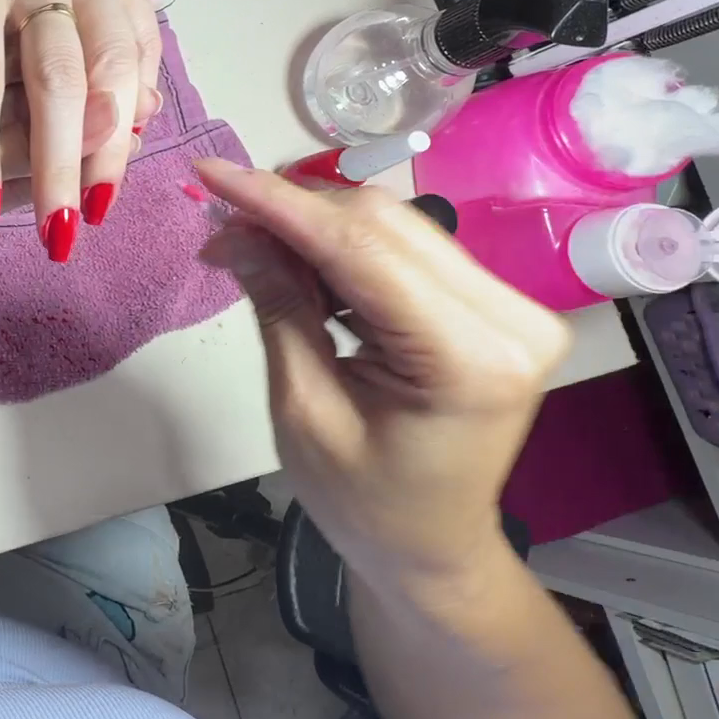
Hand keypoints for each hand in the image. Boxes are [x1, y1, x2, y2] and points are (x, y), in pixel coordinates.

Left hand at [0, 58, 154, 354]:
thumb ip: (23, 140)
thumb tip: (112, 116)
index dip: (57, 66)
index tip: (116, 68)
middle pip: (21, 102)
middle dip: (74, 109)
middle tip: (136, 109)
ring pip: (30, 143)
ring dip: (74, 147)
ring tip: (133, 138)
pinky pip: (26, 181)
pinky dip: (59, 180)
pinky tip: (103, 170)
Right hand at [192, 160, 571, 588]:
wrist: (427, 545)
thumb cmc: (358, 498)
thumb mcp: (301, 407)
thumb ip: (279, 309)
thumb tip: (236, 232)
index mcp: (468, 356)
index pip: (360, 249)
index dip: (276, 204)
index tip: (208, 174)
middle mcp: (509, 316)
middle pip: (382, 223)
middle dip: (288, 208)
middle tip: (216, 221)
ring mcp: (507, 306)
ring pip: (390, 225)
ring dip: (307, 222)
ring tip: (242, 242)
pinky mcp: (487, 304)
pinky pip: (400, 249)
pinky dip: (335, 244)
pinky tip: (289, 260)